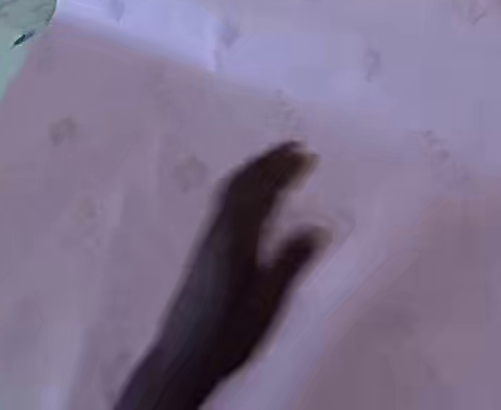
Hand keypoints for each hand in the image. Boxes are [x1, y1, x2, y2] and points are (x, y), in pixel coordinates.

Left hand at [116, 142, 325, 409]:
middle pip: (246, 181)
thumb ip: (290, 264)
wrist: (183, 355)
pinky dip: (243, 180)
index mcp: (237, 237)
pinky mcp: (205, 243)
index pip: (264, 191)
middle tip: (295, 146)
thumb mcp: (267, 304)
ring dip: (255, 166)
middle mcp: (220, 227)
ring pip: (232, 186)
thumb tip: (317, 229)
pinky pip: (225, 196)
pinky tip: (250, 189)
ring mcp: (210, 233)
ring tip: (276, 158)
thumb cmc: (228, 333)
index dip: (285, 169)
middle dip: (271, 159)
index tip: (306, 154)